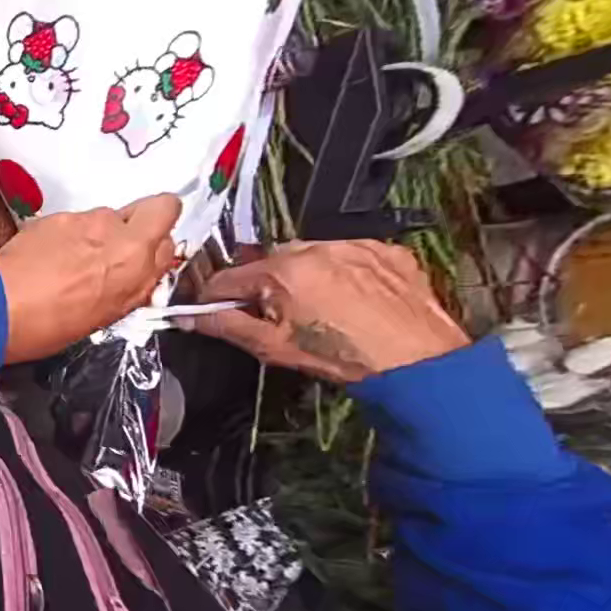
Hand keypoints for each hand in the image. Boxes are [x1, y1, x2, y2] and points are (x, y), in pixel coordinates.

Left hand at [0, 194, 180, 362]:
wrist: (0, 307)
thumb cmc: (58, 322)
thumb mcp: (114, 311)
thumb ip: (140, 279)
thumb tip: (150, 263)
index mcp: (135, 252)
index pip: (168, 210)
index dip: (159, 229)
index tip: (148, 249)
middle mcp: (110, 225)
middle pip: (135, 212)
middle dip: (129, 232)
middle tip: (111, 260)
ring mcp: (78, 218)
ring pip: (101, 220)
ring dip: (96, 238)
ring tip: (73, 269)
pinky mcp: (50, 217)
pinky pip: (71, 225)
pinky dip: (67, 239)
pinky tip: (50, 263)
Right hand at [185, 240, 467, 381]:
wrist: (418, 364)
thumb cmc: (344, 358)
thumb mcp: (273, 348)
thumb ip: (226, 326)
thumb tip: (191, 318)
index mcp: (283, 270)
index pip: (229, 276)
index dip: (216, 296)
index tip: (214, 309)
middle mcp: (316, 247)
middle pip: (269, 261)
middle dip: (265, 285)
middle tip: (277, 317)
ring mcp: (354, 245)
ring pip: (308, 254)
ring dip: (303, 275)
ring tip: (320, 310)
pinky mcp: (384, 250)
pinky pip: (348, 254)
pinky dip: (341, 272)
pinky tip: (351, 301)